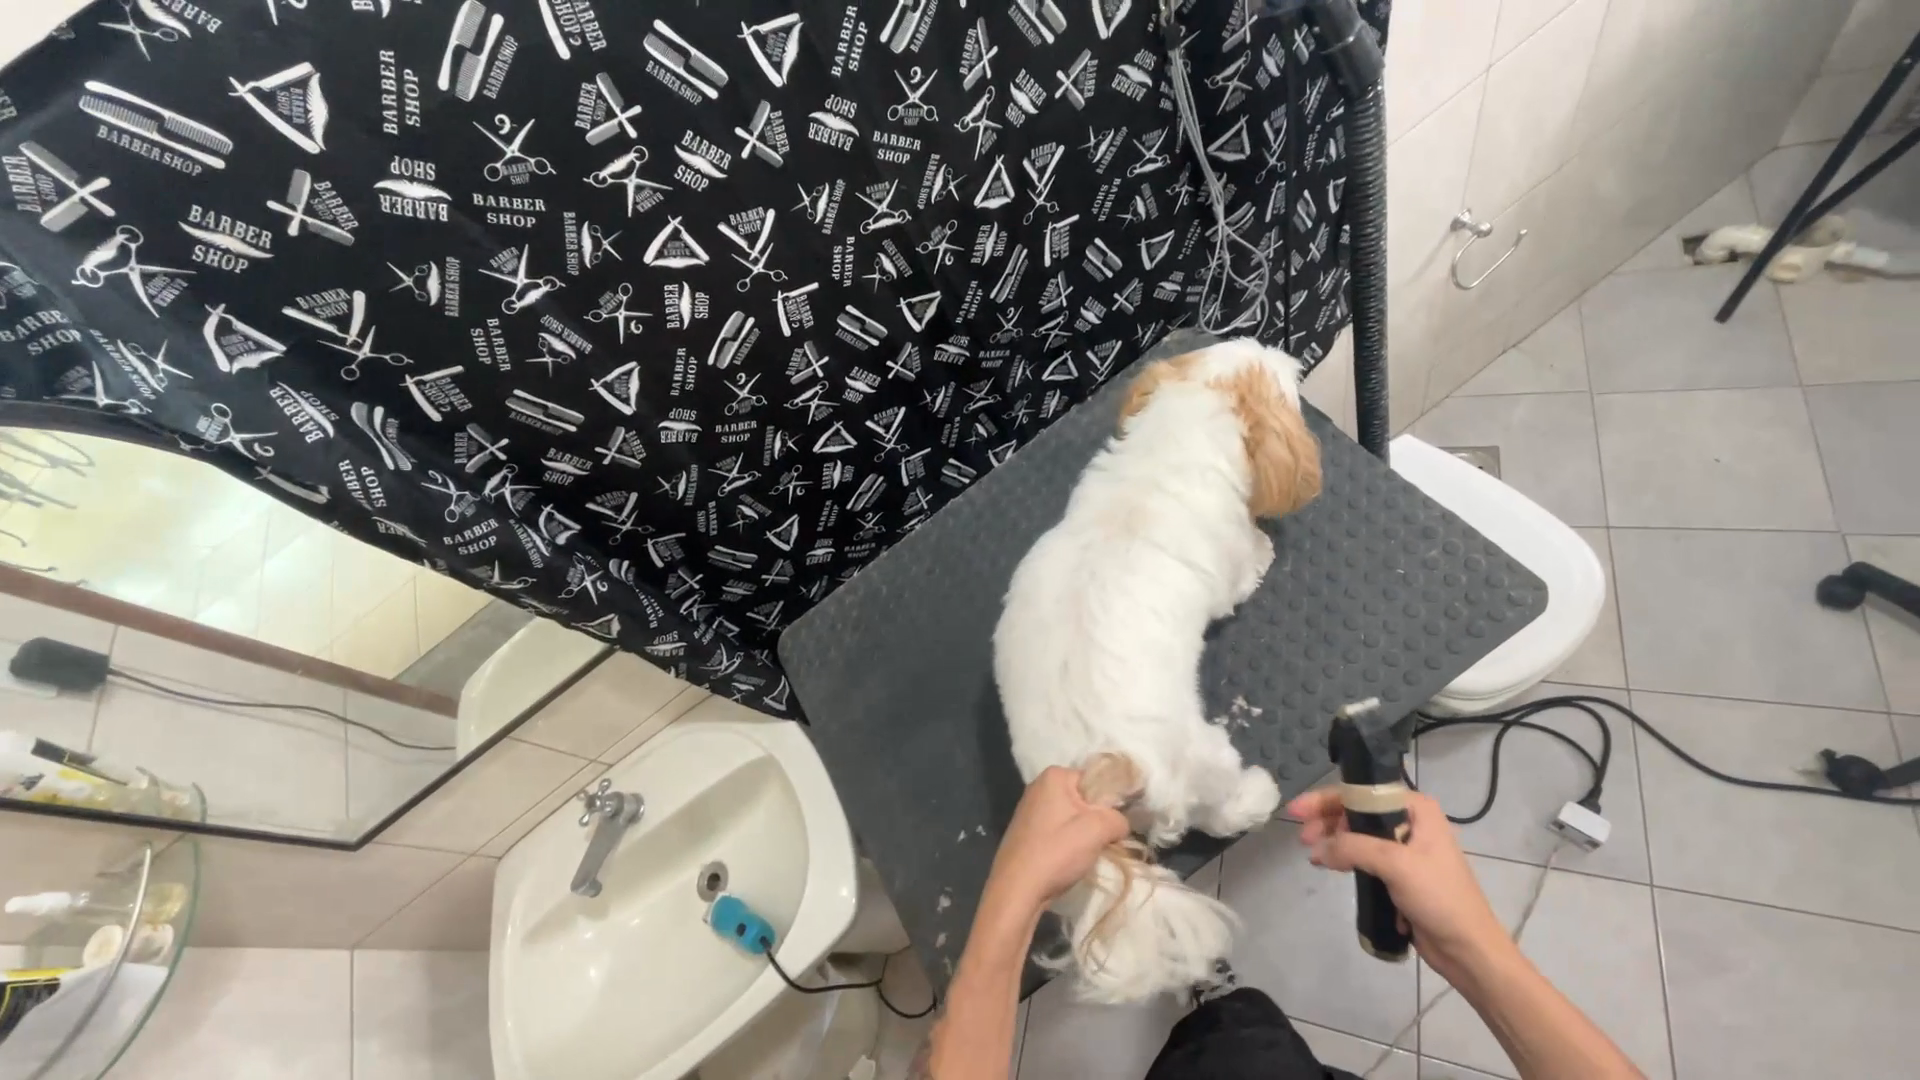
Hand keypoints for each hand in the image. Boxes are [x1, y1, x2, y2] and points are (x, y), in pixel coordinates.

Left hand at [985, 767, 1130, 913]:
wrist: (1017, 889)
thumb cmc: (1057, 852)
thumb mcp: (1097, 830)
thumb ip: (1118, 819)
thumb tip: (1120, 823)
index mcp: (1055, 776)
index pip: (1096, 781)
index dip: (1111, 802)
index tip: (1117, 826)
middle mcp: (1039, 786)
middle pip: (1084, 798)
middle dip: (1097, 819)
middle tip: (1104, 841)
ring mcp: (1030, 809)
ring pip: (1072, 816)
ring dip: (1084, 833)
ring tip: (1087, 853)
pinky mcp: (1027, 830)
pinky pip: (1058, 829)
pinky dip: (1068, 842)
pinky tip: (1070, 859)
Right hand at [1286, 789, 1509, 980]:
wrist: (1469, 949)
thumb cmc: (1439, 898)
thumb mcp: (1395, 864)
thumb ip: (1351, 848)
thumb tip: (1316, 849)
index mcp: (1416, 809)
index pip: (1362, 793)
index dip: (1327, 799)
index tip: (1298, 811)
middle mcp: (1411, 822)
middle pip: (1357, 812)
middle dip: (1327, 822)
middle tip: (1302, 838)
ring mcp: (1405, 849)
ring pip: (1358, 834)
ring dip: (1333, 841)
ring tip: (1312, 855)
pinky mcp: (1400, 874)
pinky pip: (1364, 856)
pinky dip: (1344, 858)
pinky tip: (1328, 865)